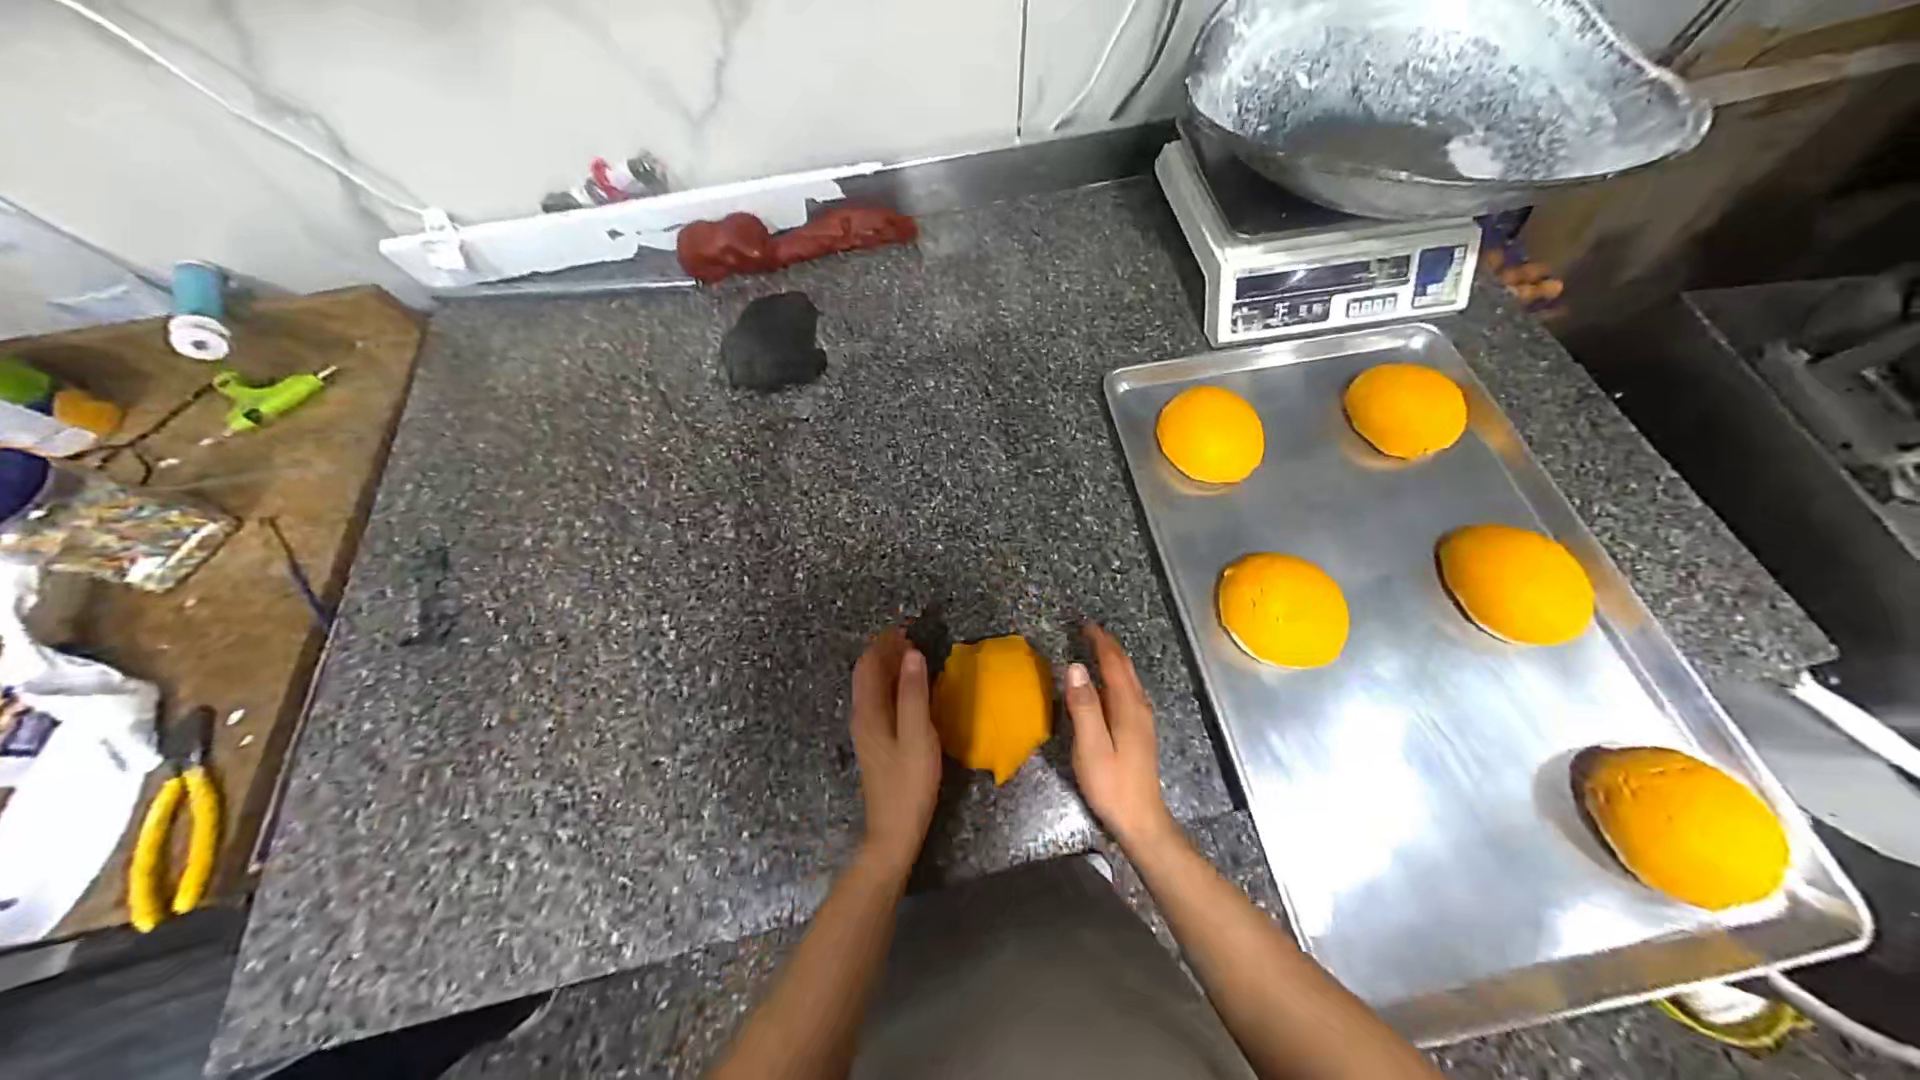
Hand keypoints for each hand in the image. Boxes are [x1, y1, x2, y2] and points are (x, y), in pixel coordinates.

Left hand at [849, 627, 942, 874]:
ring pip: (874, 688)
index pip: (869, 664)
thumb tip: (912, 654)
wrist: (894, 830)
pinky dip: (894, 686)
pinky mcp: (876, 743)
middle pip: (868, 674)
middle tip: (912, 637)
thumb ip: (914, 693)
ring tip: (914, 656)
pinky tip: (912, 690)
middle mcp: (862, 716)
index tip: (906, 627)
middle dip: (887, 652)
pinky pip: (881, 701)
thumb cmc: (909, 782)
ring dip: (891, 669)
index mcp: (868, 711)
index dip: (884, 643)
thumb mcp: (918, 735)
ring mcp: (867, 731)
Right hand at [1066, 622, 1174, 847]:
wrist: (1141, 819)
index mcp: (1127, 707)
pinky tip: (1107, 686)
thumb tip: (1075, 667)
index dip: (1101, 643)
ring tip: (1097, 650)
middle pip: (1125, 669)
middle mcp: (1139, 708)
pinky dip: (1116, 678)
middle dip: (1108, 647)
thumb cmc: (1112, 784)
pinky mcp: (1140, 732)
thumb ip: (1083, 706)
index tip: (1086, 625)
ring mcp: (1143, 720)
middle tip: (1090, 632)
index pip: (1114, 664)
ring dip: (1114, 661)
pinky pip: (1128, 692)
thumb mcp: (1091, 746)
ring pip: (1129, 680)